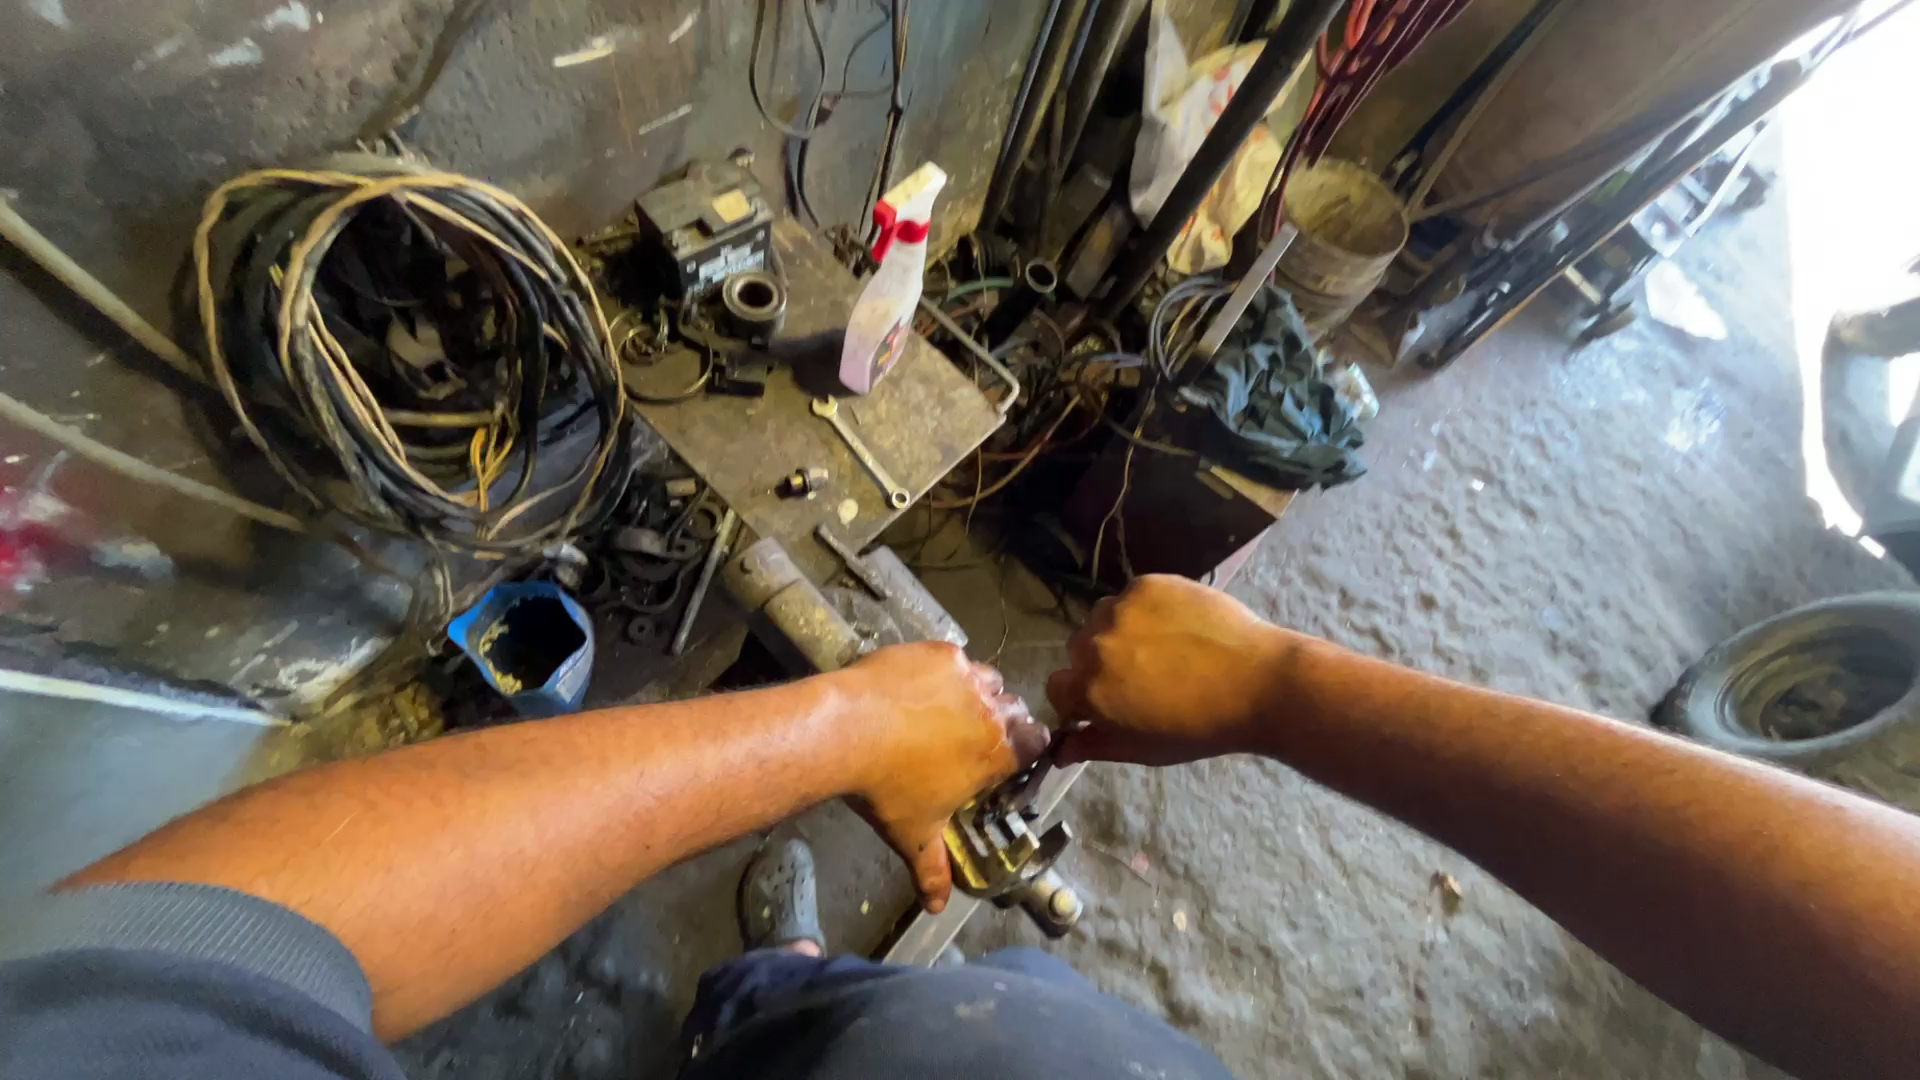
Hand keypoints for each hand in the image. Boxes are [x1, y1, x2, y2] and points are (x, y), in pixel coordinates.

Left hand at [831, 642, 1046, 912]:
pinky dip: (945, 670)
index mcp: (996, 752)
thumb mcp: (913, 834)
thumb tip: (938, 908)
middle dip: (1004, 720)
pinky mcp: (940, 651)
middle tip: (975, 732)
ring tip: (949, 705)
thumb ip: (933, 871)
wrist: (849, 730)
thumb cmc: (887, 787)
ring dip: (979, 692)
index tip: (1011, 754)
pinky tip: (920, 682)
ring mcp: (966, 675)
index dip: (1028, 748)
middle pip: (1015, 709)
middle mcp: (991, 709)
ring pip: (988, 679)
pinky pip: (955, 658)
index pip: (1037, 743)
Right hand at [1048, 575, 1301, 766]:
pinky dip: (1145, 609)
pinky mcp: (1146, 584)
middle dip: (1098, 662)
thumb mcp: (1142, 749)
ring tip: (1159, 646)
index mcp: (1089, 690)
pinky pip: (1130, 596)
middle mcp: (1094, 646)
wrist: (1259, 682)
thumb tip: (1059, 750)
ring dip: (1117, 631)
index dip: (1080, 696)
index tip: (1107, 699)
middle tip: (1139, 674)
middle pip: (1077, 650)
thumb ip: (1094, 745)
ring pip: (1101, 619)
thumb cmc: (1201, 727)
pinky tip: (1175, 625)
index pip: (1057, 687)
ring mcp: (1120, 610)